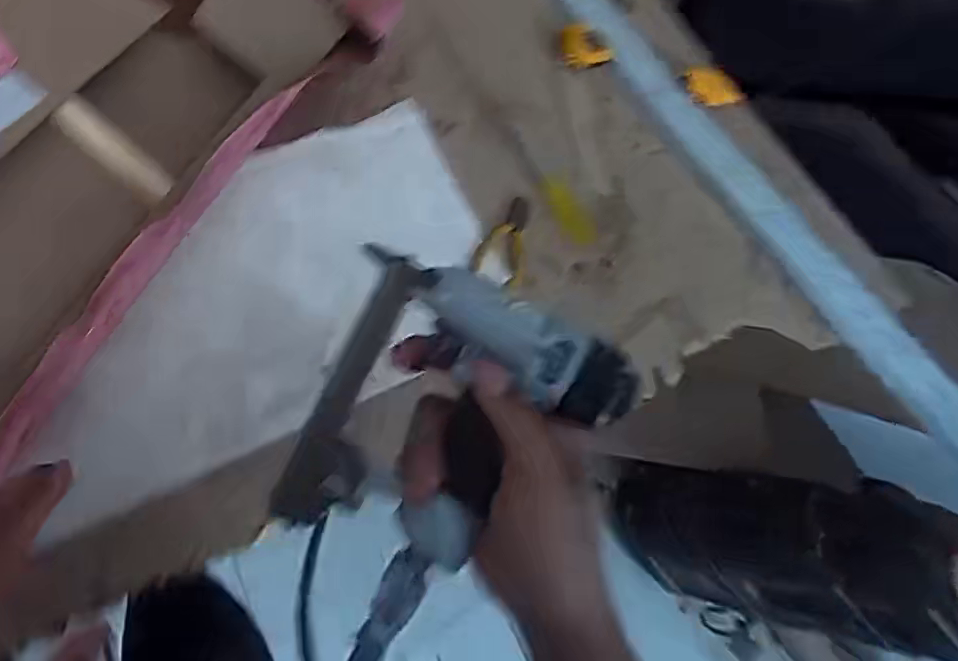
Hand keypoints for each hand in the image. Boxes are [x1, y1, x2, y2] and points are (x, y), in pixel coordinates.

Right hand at [395, 344, 633, 660]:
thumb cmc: (556, 542)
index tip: (420, 344)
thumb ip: (514, 417)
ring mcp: (484, 449)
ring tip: (427, 492)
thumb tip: (482, 363)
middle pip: (456, 391)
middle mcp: (512, 422)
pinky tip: (425, 498)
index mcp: (543, 415)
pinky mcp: (460, 474)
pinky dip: (419, 472)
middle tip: (402, 382)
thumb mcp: (540, 476)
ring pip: (434, 422)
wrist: (543, 614)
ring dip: (423, 456)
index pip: (503, 362)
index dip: (463, 343)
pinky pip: (426, 452)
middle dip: (431, 421)